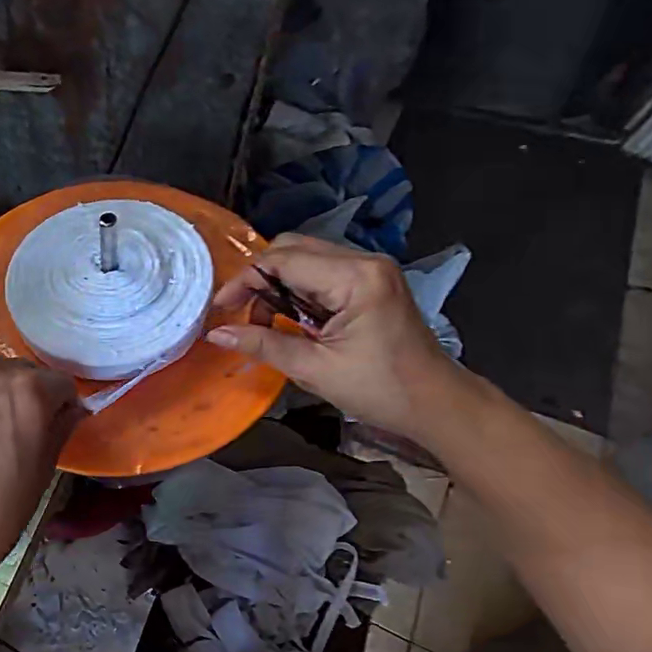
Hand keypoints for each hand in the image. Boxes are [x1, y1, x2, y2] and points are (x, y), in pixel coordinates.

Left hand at [0, 358, 81, 585]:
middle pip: (22, 372)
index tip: (55, 422)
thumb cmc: (4, 504)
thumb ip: (62, 426)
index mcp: (31, 389)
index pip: (60, 383)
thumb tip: (71, 409)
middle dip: (26, 394)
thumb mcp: (46, 465)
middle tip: (19, 427)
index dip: (61, 404)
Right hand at [206, 234, 471, 439]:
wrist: (435, 402)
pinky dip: (296, 290)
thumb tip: (216, 333)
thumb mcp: (313, 369)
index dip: (245, 280)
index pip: (284, 260)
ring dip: (276, 284)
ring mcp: (371, 269)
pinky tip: (287, 318)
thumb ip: (263, 344)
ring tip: (261, 321)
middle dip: (258, 278)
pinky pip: (321, 272)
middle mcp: (365, 261)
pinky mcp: (371, 282)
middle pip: (293, 248)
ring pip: (306, 258)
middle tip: (238, 313)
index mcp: (356, 278)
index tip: (220, 309)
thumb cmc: (379, 389)